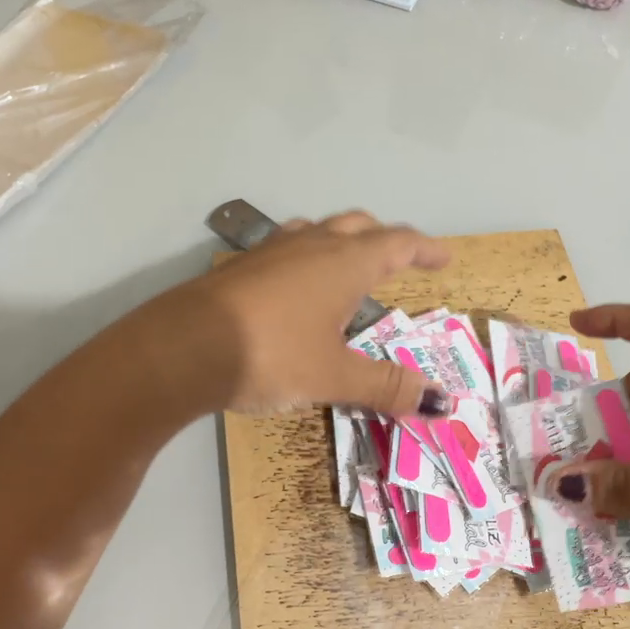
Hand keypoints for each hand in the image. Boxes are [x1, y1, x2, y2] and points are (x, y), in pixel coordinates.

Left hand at [146, 211, 451, 417]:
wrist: (184, 347)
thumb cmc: (272, 354)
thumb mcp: (334, 376)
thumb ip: (384, 386)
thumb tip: (437, 402)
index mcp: (344, 263)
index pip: (397, 243)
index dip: (425, 249)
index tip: (444, 257)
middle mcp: (310, 245)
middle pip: (358, 227)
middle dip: (384, 240)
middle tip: (399, 259)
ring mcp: (270, 252)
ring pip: (317, 231)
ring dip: (341, 242)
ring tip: (347, 266)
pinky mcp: (239, 268)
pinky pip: (285, 250)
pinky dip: (305, 259)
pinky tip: (294, 287)